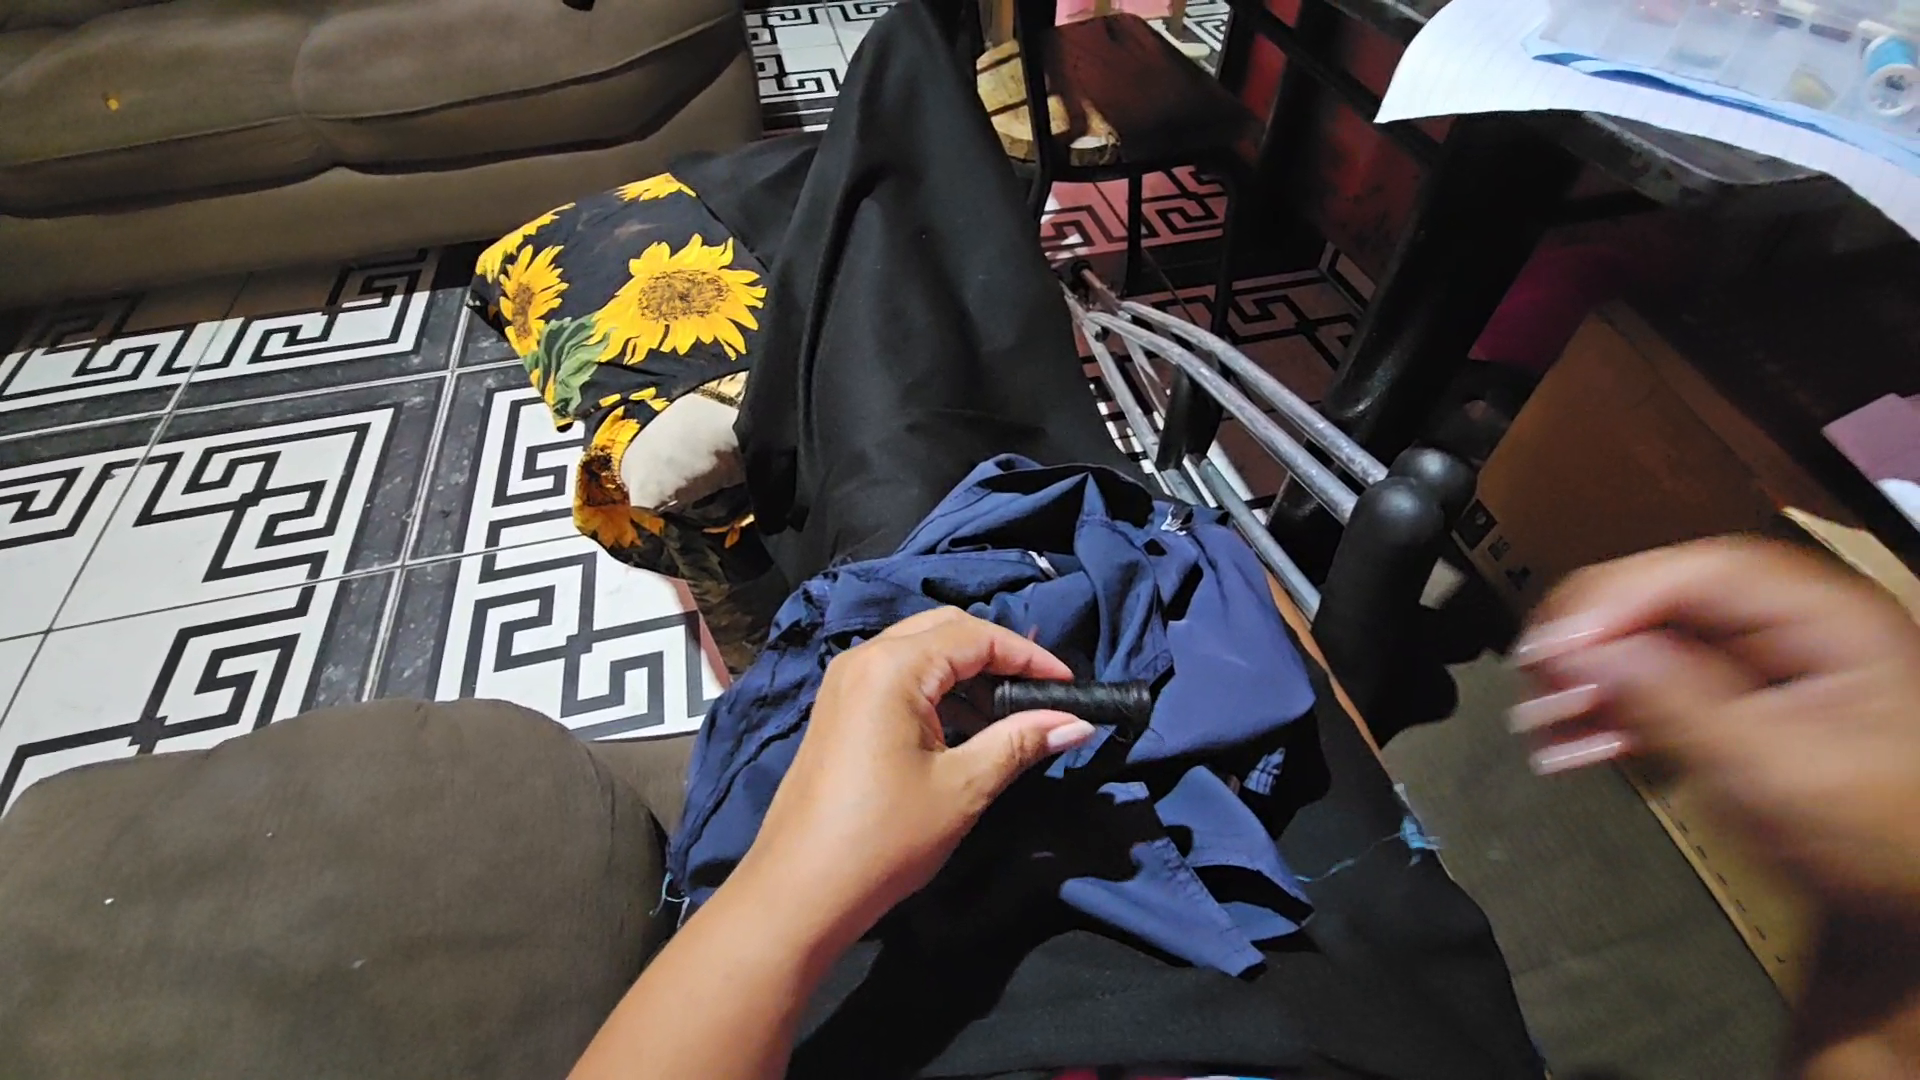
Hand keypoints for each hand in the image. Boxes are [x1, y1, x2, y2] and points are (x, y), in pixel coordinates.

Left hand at [734, 607, 1095, 948]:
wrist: (798, 892)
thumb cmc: (885, 837)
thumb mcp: (962, 787)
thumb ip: (1021, 742)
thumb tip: (1078, 723)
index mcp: (892, 666)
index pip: (974, 636)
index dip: (1028, 656)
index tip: (1069, 685)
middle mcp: (864, 658)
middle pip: (945, 630)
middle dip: (997, 653)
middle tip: (1039, 690)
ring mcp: (846, 681)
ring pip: (921, 651)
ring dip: (967, 672)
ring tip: (1009, 711)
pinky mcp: (840, 707)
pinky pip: (899, 676)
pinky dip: (938, 689)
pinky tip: (965, 725)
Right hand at [1509, 536, 1919, 922]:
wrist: (1908, 904)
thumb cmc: (1891, 844)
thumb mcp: (1775, 771)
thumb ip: (1676, 703)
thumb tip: (1589, 651)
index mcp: (1828, 625)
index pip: (1700, 574)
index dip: (1616, 600)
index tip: (1560, 644)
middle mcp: (1784, 629)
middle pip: (1653, 602)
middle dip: (1585, 642)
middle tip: (1538, 675)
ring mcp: (1745, 663)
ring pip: (1631, 642)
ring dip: (1577, 681)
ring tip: (1542, 719)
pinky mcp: (1713, 695)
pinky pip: (1634, 683)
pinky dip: (1593, 710)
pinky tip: (1567, 739)